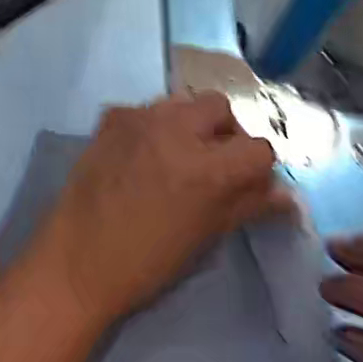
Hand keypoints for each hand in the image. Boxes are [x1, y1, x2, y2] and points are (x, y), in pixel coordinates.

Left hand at [23, 92, 289, 331]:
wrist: (79, 258)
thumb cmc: (148, 260)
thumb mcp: (206, 236)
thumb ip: (247, 205)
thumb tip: (284, 194)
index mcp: (207, 167)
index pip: (258, 147)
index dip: (258, 167)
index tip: (247, 182)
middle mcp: (177, 128)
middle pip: (220, 106)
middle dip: (224, 131)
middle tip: (212, 161)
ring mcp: (141, 115)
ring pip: (182, 101)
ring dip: (188, 122)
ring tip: (174, 155)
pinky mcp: (113, 114)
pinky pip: (147, 108)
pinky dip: (153, 125)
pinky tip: (141, 154)